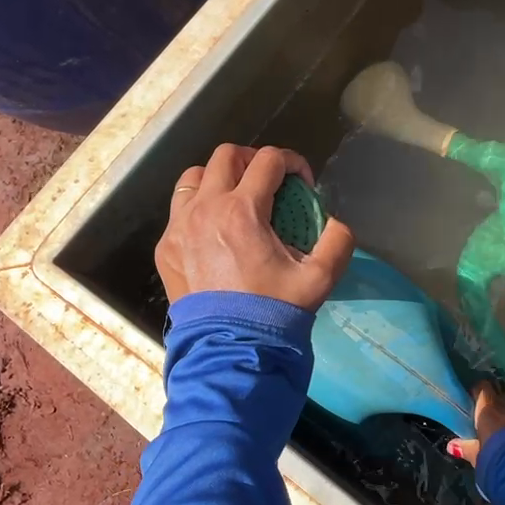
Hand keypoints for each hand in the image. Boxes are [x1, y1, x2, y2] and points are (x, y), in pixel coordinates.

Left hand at [154, 144, 354, 311]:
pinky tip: (215, 231)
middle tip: (270, 185)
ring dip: (219, 179)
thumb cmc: (275, 310)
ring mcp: (179, 227)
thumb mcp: (320, 278)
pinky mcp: (166, 247)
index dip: (292, 162)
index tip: (302, 184)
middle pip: (226, 156)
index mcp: (243, 210)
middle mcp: (206, 208)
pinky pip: (179, 210)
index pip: (269, 159)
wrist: (230, 348)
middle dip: (253, 161)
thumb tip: (335, 222)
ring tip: (237, 200)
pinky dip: (199, 207)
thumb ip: (338, 241)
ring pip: (194, 177)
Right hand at [445, 381, 504, 465]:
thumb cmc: (493, 453)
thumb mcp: (476, 454)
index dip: (477, 390)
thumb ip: (465, 447)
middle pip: (497, 395)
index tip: (471, 395)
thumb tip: (451, 445)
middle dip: (491, 400)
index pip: (482, 387)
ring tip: (497, 421)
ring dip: (504, 411)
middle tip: (482, 409)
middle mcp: (504, 405)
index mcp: (487, 407)